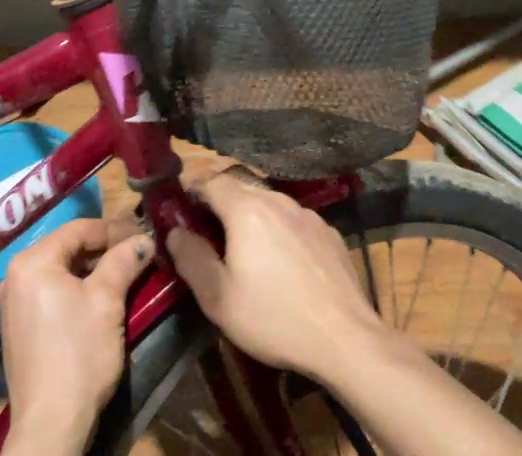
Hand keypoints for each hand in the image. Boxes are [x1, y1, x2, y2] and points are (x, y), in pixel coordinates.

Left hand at [0, 219, 154, 454]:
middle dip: (105, 250)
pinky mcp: (19, 327)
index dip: (114, 229)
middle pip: (67, 248)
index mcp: (32, 261)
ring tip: (126, 275)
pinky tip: (102, 300)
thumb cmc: (79, 354)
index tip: (144, 236)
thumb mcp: (107, 302)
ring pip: (60, 272)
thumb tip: (143, 240)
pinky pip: (51, 293)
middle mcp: (15, 275)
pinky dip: (77, 291)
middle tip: (138, 255)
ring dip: (93, 271)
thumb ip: (123, 262)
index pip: (78, 229)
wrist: (50, 422)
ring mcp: (14, 303)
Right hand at [166, 171, 388, 383]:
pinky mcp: (330, 234)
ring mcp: (309, 216)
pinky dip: (280, 232)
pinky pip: (294, 222)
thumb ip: (191, 258)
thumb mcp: (218, 298)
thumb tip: (175, 231)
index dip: (192, 192)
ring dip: (252, 218)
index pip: (211, 181)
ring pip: (269, 204)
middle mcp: (278, 201)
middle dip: (220, 205)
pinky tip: (283, 264)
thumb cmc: (274, 319)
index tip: (181, 213)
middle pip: (240, 189)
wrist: (346, 340)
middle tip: (209, 236)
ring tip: (246, 251)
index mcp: (247, 210)